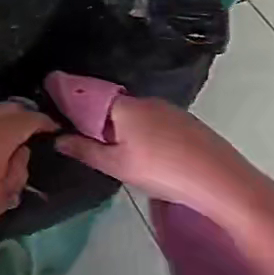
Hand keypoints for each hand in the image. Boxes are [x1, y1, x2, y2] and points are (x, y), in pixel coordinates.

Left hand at [0, 101, 50, 239]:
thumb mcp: (3, 194)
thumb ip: (18, 170)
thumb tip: (21, 152)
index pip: (28, 118)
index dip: (45, 122)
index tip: (55, 128)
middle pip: (8, 108)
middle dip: (26, 115)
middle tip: (36, 130)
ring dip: (5, 121)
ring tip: (13, 139)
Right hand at [56, 96, 270, 213]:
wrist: (222, 181)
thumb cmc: (162, 171)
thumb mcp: (117, 166)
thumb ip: (85, 150)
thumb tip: (57, 138)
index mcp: (124, 106)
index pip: (87, 93)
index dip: (69, 95)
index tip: (51, 96)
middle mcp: (146, 100)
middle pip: (111, 103)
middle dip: (94, 114)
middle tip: (79, 133)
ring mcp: (170, 110)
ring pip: (133, 112)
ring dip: (118, 123)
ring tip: (110, 146)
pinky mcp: (186, 122)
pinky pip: (152, 119)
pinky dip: (139, 128)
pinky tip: (144, 150)